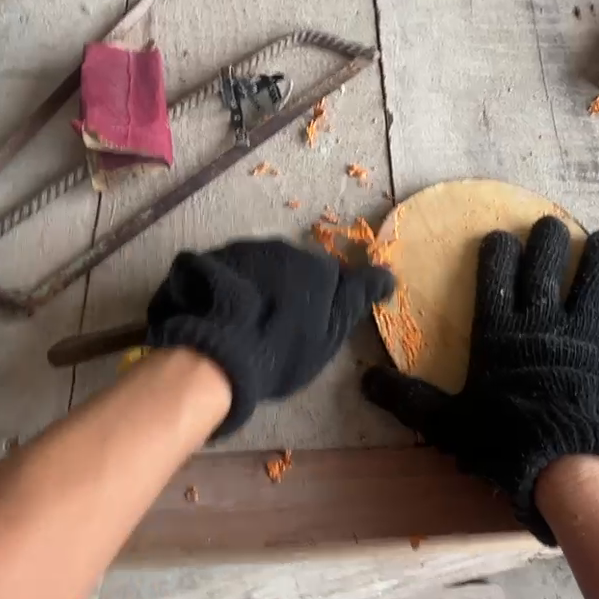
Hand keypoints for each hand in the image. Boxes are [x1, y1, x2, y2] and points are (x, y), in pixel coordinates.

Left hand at [146, 239, 394, 438]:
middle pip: (293, 266)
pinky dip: (229, 286)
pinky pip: (228, 270)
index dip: (325, 296)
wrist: (215, 351)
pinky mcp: (211, 257)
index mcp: (317, 266)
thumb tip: (387, 275)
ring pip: (260, 265)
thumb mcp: (330, 334)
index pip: (331, 274)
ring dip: (258, 285)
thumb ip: (356, 299)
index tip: (313, 319)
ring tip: (244, 321)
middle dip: (290, 287)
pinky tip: (221, 314)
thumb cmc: (282, 350)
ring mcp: (244, 249)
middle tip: (277, 324)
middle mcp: (283, 248)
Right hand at [361, 216, 598, 543]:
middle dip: (549, 235)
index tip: (502, 238)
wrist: (574, 467)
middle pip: (549, 255)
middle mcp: (544, 316)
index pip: (497, 269)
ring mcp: (590, 327)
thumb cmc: (506, 443)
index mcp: (500, 328)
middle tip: (550, 229)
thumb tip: (364, 381)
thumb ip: (408, 398)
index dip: (499, 247)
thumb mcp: (447, 423)